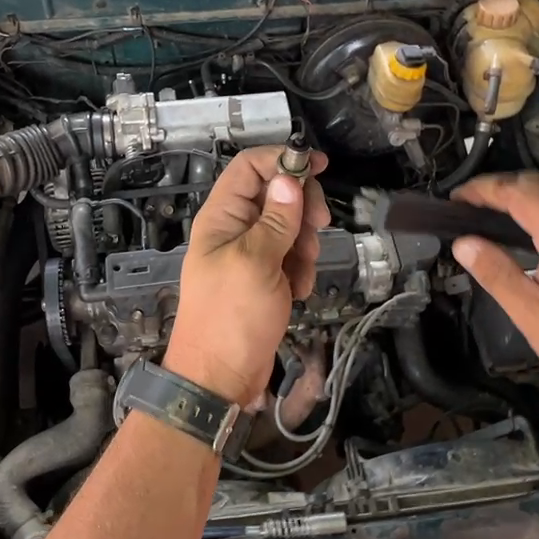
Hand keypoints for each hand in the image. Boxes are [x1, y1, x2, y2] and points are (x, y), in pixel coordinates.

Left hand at [162, 146, 329, 405]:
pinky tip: (297, 290)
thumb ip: (275, 220)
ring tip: (301, 271)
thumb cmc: (230, 318)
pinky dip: (300, 269)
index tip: (318, 166)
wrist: (219, 378)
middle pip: (275, 193)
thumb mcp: (256, 263)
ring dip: (304, 244)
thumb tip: (289, 178)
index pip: (250, 167)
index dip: (283, 159)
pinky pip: (290, 257)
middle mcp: (234, 229)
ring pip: (289, 226)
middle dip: (302, 207)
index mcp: (221, 217)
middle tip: (319, 225)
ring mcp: (249, 255)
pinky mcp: (263, 278)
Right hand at [450, 173, 538, 400]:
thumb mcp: (534, 317)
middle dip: (504, 186)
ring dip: (529, 189)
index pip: (520, 193)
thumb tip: (463, 243)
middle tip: (472, 204)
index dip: (485, 189)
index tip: (457, 198)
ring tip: (498, 210)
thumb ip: (497, 275)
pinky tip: (538, 223)